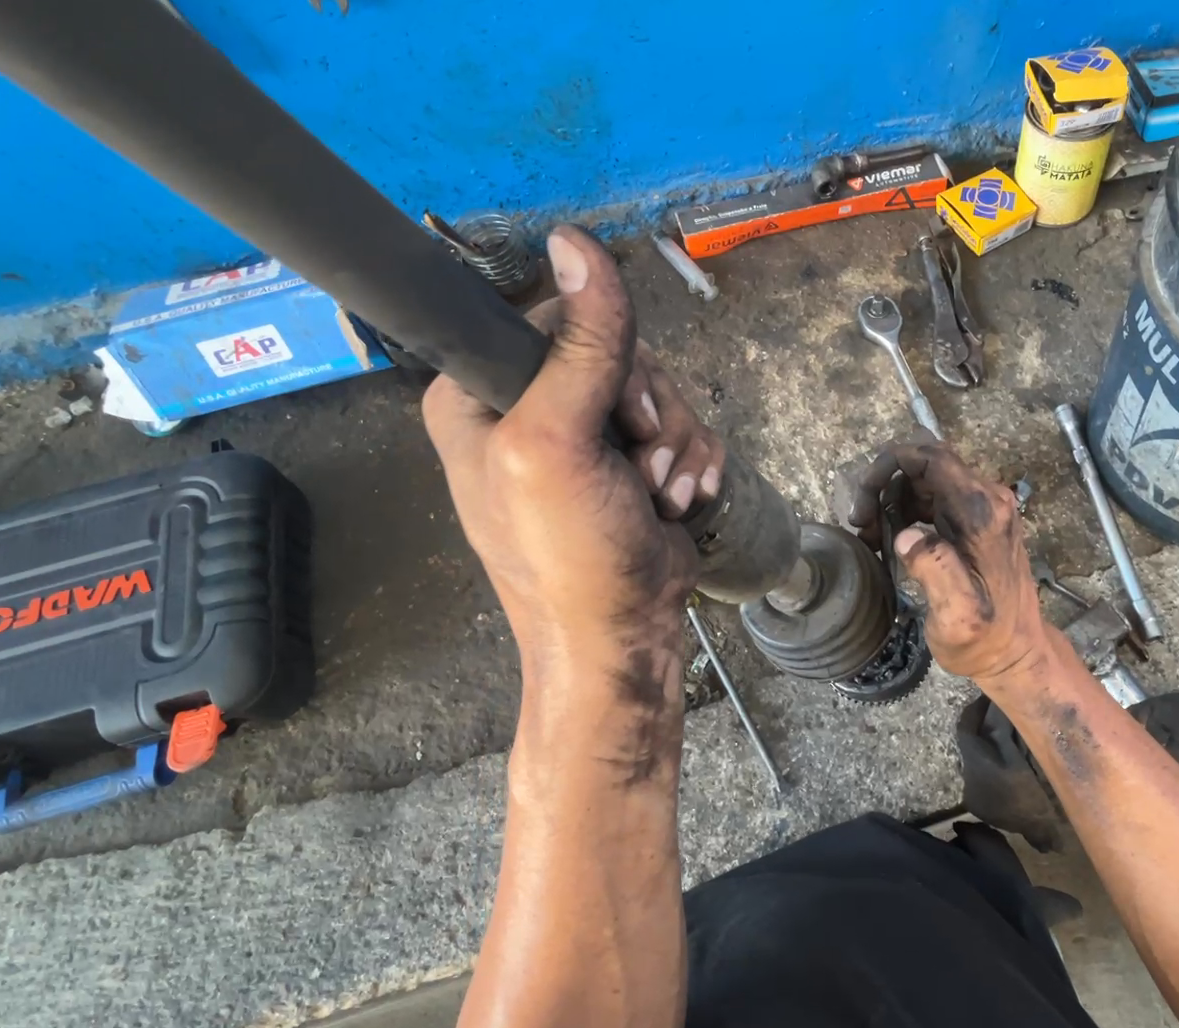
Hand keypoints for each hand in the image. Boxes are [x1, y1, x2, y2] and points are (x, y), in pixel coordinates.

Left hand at [423, 226, 723, 693]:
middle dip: (650, 412)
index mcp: (484, 394)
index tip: (618, 409)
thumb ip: (580, 345)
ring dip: (676, 446)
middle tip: (640, 464)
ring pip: (664, 393)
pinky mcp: (639, 463)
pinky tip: (683, 502)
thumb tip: (575, 237)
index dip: (602, 351)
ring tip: (661, 496)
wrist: (623, 638)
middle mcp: (536, 408)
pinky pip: (686, 430)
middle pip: (622, 355)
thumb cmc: (569, 553)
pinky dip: (694, 464)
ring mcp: (594, 437)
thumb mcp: (559, 442)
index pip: (554, 319)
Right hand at [849, 442, 1052, 685]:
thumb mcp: (957, 614)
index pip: (931, 458)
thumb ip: (935, 569)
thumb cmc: (986, 638)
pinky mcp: (977, 520)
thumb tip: (906, 536)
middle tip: (862, 527)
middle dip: (884, 487)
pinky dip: (906, 511)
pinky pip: (934, 498)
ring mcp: (984, 508)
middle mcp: (987, 499)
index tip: (862, 501)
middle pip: (924, 465)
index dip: (889, 465)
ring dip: (891, 501)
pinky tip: (891, 541)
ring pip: (925, 480)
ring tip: (872, 538)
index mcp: (981, 513)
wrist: (1016, 653)